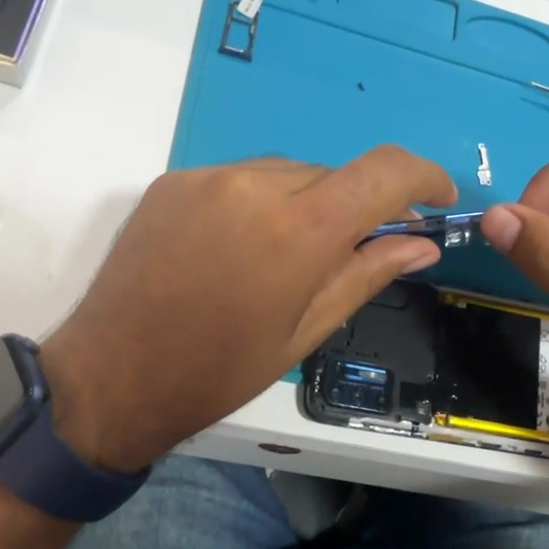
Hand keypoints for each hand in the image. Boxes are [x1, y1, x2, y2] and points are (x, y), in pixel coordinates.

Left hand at [42, 147, 455, 471]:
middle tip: (355, 254)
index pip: (383, 171)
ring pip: (286, 174)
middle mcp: (256, 184)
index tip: (438, 199)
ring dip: (307, 204)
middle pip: (333, 174)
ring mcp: (208, 178)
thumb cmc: (218, 372)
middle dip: (357, 206)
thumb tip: (423, 244)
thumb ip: (365, 275)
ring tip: (287, 262)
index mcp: (298, 229)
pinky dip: (260, 204)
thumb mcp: (304, 333)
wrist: (111, 377)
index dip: (423, 177)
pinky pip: (240, 181)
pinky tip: (241, 251)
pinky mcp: (173, 182)